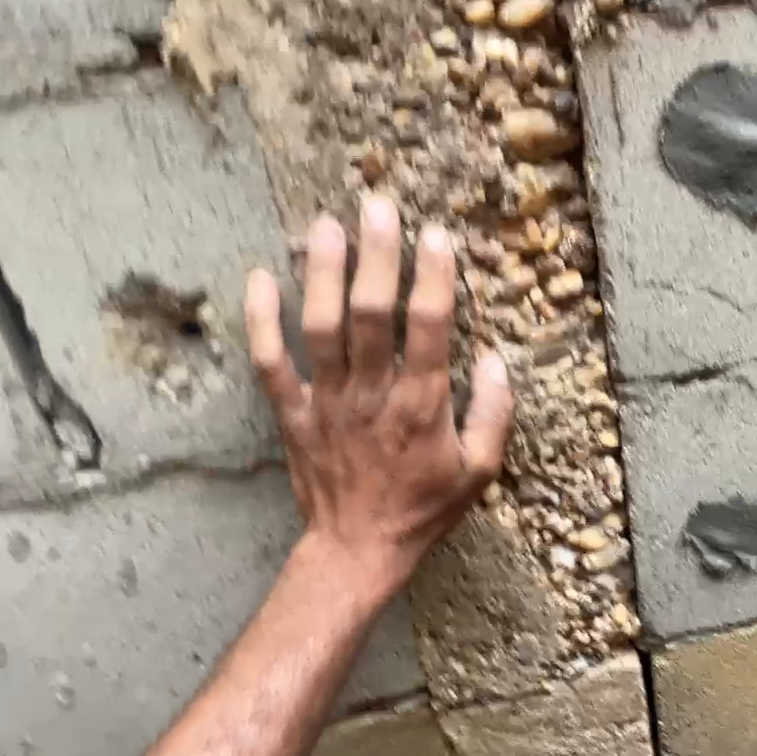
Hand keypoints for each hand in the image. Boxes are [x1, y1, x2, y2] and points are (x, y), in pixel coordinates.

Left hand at [244, 195, 514, 589]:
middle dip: (376, 257)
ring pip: (321, 329)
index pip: (429, 329)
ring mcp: (325, 403)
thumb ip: (494, 413)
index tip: (436, 235)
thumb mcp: (481, 471)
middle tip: (378, 205)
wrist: (358, 550)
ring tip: (327, 225)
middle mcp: (372, 395)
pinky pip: (270, 365)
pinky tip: (260, 278)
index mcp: (422, 406)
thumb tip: (497, 358)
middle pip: (371, 315)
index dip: (434, 278)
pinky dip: (260, 322)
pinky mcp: (292, 415)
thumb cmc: (425, 508)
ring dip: (323, 275)